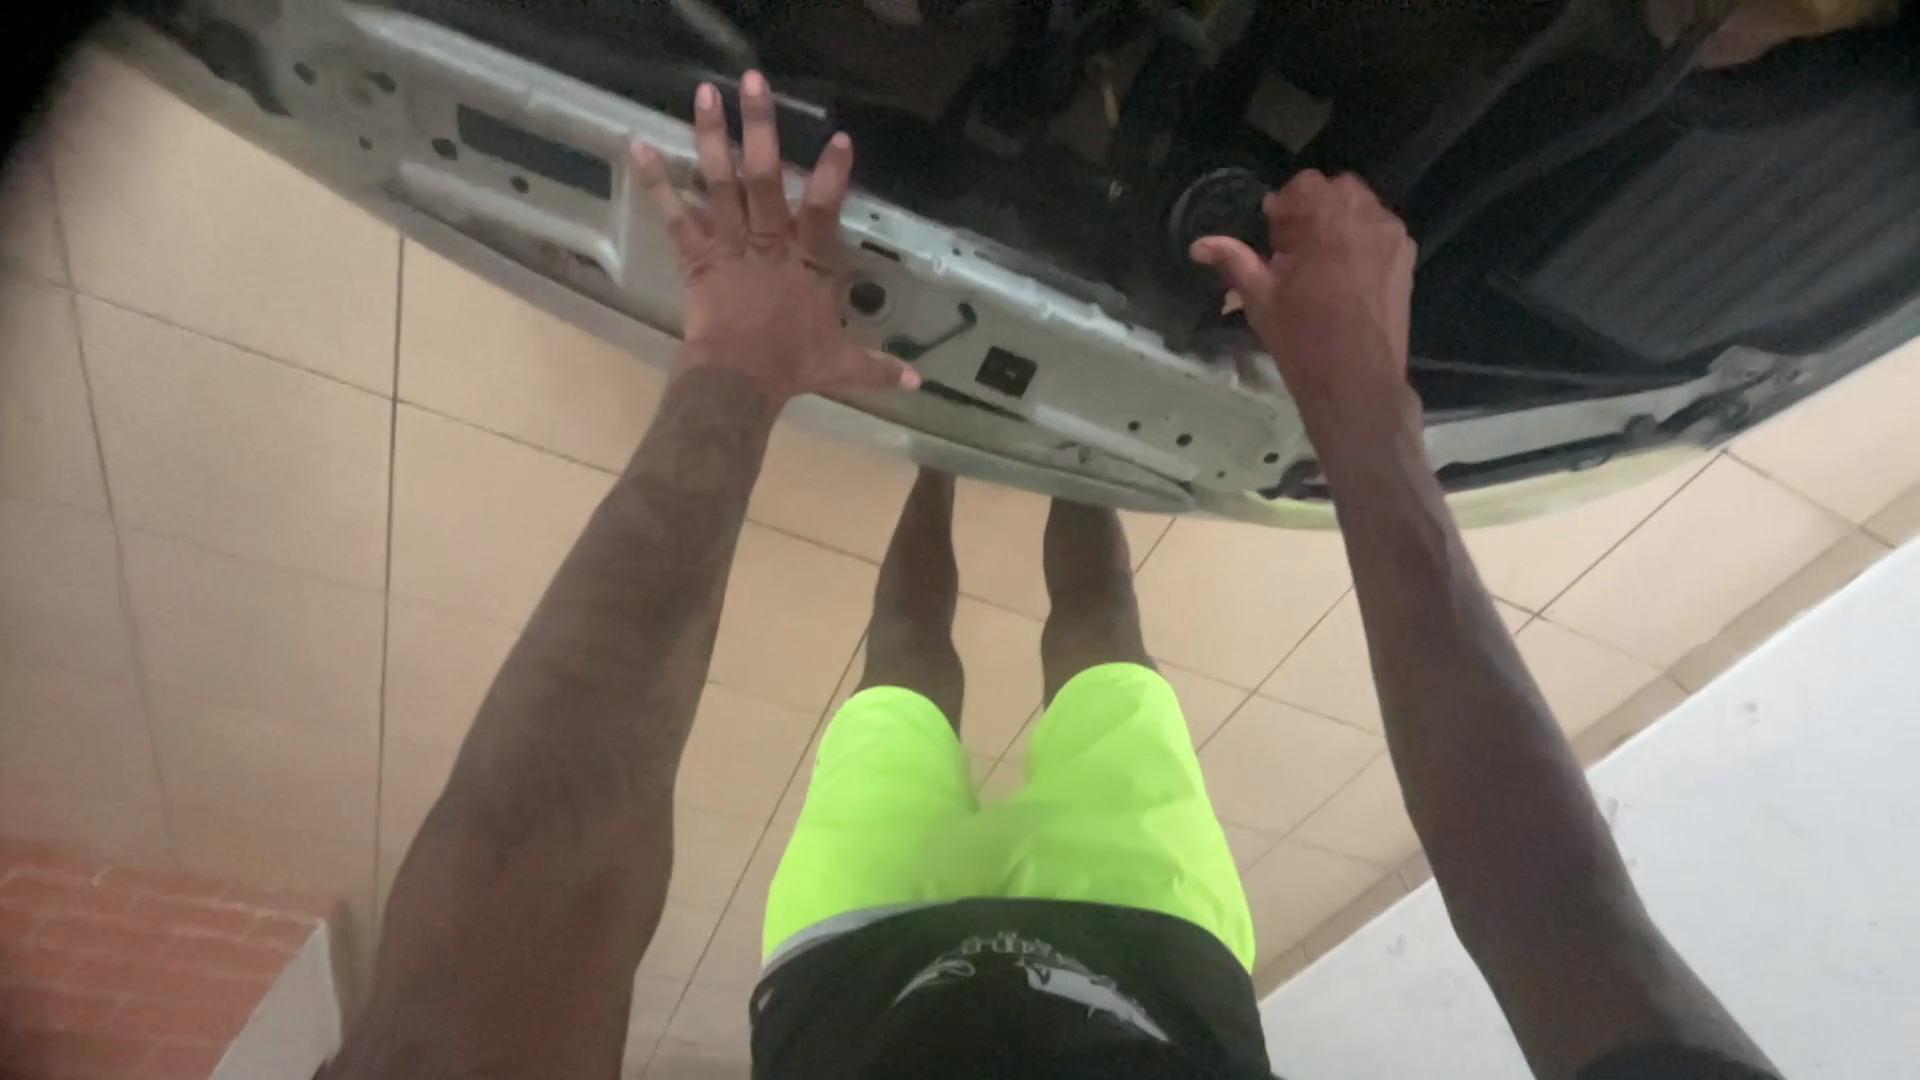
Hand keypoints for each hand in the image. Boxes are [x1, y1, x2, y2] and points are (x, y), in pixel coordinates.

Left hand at [633, 72, 920, 401]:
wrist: (739, 378)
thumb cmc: (792, 367)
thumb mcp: (842, 365)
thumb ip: (878, 366)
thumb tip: (917, 383)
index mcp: (807, 264)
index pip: (824, 211)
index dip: (833, 175)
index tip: (840, 138)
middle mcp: (769, 243)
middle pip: (766, 179)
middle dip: (762, 129)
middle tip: (754, 82)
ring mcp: (731, 245)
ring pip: (722, 184)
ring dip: (713, 137)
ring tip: (706, 93)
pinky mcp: (698, 257)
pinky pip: (676, 216)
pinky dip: (657, 183)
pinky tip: (639, 146)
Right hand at [1190, 170, 1418, 444]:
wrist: (1355, 379)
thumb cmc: (1302, 341)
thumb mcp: (1260, 300)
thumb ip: (1235, 262)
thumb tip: (1199, 244)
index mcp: (1327, 224)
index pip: (1305, 184)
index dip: (1284, 204)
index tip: (1272, 234)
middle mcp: (1366, 219)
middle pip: (1338, 189)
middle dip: (1313, 208)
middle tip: (1292, 247)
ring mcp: (1392, 237)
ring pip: (1362, 207)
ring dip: (1337, 222)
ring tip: (1317, 262)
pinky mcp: (1405, 258)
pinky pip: (1379, 230)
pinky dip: (1359, 239)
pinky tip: (1342, 275)